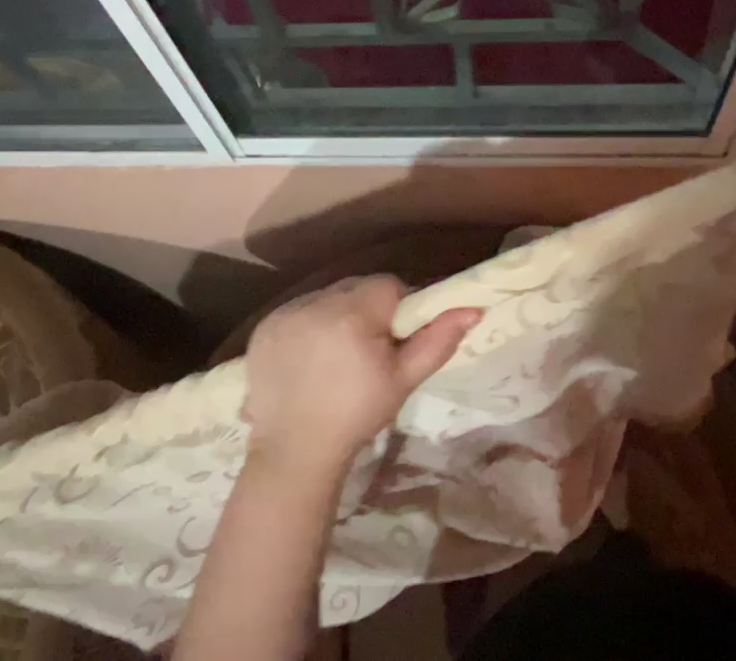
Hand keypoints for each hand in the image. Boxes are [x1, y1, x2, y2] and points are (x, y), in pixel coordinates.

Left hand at [243, 275, 481, 474]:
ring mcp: (284, 313)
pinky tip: (309, 358)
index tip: (395, 339)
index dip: (398, 309)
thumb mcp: (403, 380)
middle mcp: (315, 303)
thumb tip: (472, 309)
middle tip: (369, 350)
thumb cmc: (357, 416)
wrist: (296, 451)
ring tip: (337, 355)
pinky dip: (307, 326)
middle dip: (368, 309)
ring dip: (337, 315)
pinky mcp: (263, 327)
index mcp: (353, 313)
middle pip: (355, 287)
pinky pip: (297, 311)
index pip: (388, 285)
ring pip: (326, 297)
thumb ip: (437, 340)